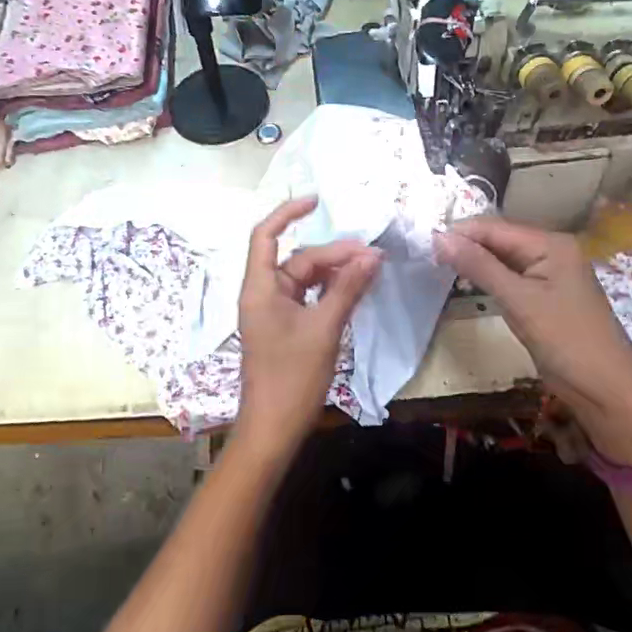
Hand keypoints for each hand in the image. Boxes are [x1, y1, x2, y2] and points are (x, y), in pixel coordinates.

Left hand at [233, 197, 382, 463]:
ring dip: (333, 273)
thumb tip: (373, 254)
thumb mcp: (324, 328)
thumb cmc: (293, 378)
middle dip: (331, 253)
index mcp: (259, 288)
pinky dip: (328, 292)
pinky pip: (307, 299)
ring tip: (368, 271)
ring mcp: (272, 313)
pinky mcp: (283, 329)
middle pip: (295, 259)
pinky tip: (353, 292)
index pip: (265, 235)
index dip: (288, 213)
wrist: (273, 429)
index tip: (318, 201)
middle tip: (371, 256)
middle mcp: (262, 295)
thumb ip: (347, 288)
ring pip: (303, 280)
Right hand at [434, 218, 631, 466]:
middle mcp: (552, 251)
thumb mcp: (519, 300)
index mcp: (551, 244)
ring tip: (438, 266)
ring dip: (475, 262)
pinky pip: (512, 278)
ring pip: (504, 259)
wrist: (606, 389)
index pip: (495, 228)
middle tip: (426, 256)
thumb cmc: (566, 340)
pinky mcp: (546, 297)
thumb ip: (479, 266)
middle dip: (465, 245)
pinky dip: (489, 279)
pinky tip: (467, 283)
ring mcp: (550, 275)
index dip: (460, 232)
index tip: (423, 242)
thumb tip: (439, 238)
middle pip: (499, 240)